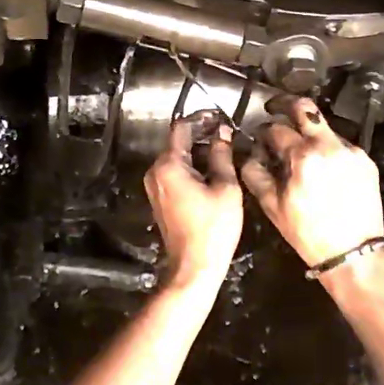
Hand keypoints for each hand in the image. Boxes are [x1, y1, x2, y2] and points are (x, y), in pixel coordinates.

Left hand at [143, 115, 243, 293]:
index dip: (201, 118)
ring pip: (177, 157)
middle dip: (202, 135)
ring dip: (199, 152)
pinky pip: (175, 172)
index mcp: (169, 165)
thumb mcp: (225, 188)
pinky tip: (213, 171)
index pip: (181, 127)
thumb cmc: (213, 228)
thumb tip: (222, 131)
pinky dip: (192, 167)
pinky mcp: (160, 198)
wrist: (194, 268)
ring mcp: (155, 186)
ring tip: (226, 152)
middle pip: (178, 142)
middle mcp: (155, 171)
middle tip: (228, 134)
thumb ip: (222, 155)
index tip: (221, 116)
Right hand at [240, 97, 383, 265]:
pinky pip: (340, 145)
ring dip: (308, 131)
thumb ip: (256, 174)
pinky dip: (327, 149)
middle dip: (285, 104)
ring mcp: (350, 151)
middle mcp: (328, 146)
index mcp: (303, 156)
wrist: (354, 254)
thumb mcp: (273, 207)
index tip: (258, 138)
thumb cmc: (309, 234)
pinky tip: (322, 167)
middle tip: (274, 109)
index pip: (276, 129)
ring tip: (300, 149)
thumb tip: (250, 155)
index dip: (263, 132)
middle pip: (304, 108)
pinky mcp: (365, 160)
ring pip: (323, 127)